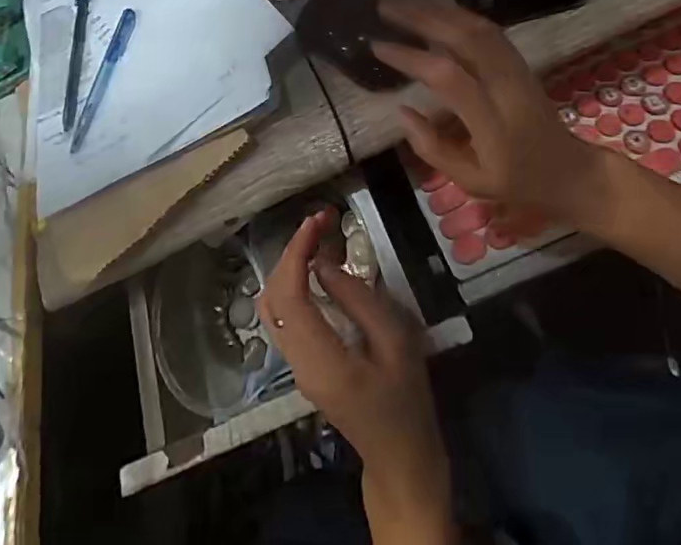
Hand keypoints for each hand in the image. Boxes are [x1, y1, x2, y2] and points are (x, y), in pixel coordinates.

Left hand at [259, 208, 450, 531]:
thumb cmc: (408, 403)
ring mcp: (293, 363)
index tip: (315, 221)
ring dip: (289, 267)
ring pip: (273, 303)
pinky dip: (293, 284)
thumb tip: (324, 266)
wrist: (401, 459)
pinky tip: (317, 270)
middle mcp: (295, 360)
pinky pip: (284, 315)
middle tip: (321, 223)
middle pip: (273, 295)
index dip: (296, 252)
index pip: (289, 294)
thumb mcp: (398, 346)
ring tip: (318, 240)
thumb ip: (359, 302)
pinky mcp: (300, 363)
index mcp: (318, 359)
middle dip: (292, 253)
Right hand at [371, 0, 620, 233]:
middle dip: (423, 18)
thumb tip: (401, 110)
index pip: (449, 77)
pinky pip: (489, 29)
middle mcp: (508, 89)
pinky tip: (433, 9)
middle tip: (384, 8)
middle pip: (467, 40)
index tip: (377, 46)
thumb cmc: (515, 180)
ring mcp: (518, 71)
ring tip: (403, 1)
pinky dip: (457, 14)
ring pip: (479, 28)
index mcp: (493, 123)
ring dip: (439, 10)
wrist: (571, 171)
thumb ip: (432, 148)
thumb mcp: (470, 180)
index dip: (411, 58)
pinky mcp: (520, 62)